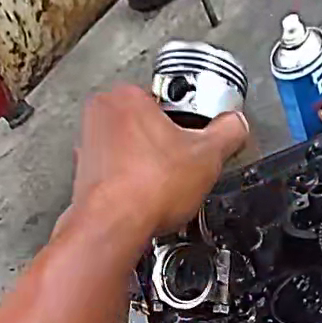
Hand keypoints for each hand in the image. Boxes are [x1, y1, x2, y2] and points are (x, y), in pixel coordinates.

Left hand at [69, 85, 247, 236]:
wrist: (114, 225)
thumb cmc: (148, 188)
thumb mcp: (208, 156)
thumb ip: (227, 133)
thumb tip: (236, 125)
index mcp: (129, 97)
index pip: (167, 101)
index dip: (187, 126)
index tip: (194, 144)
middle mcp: (103, 114)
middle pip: (147, 125)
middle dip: (166, 146)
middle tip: (180, 168)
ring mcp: (89, 144)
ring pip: (131, 149)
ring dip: (148, 165)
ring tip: (162, 186)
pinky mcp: (85, 173)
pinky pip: (116, 173)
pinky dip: (130, 184)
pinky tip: (144, 198)